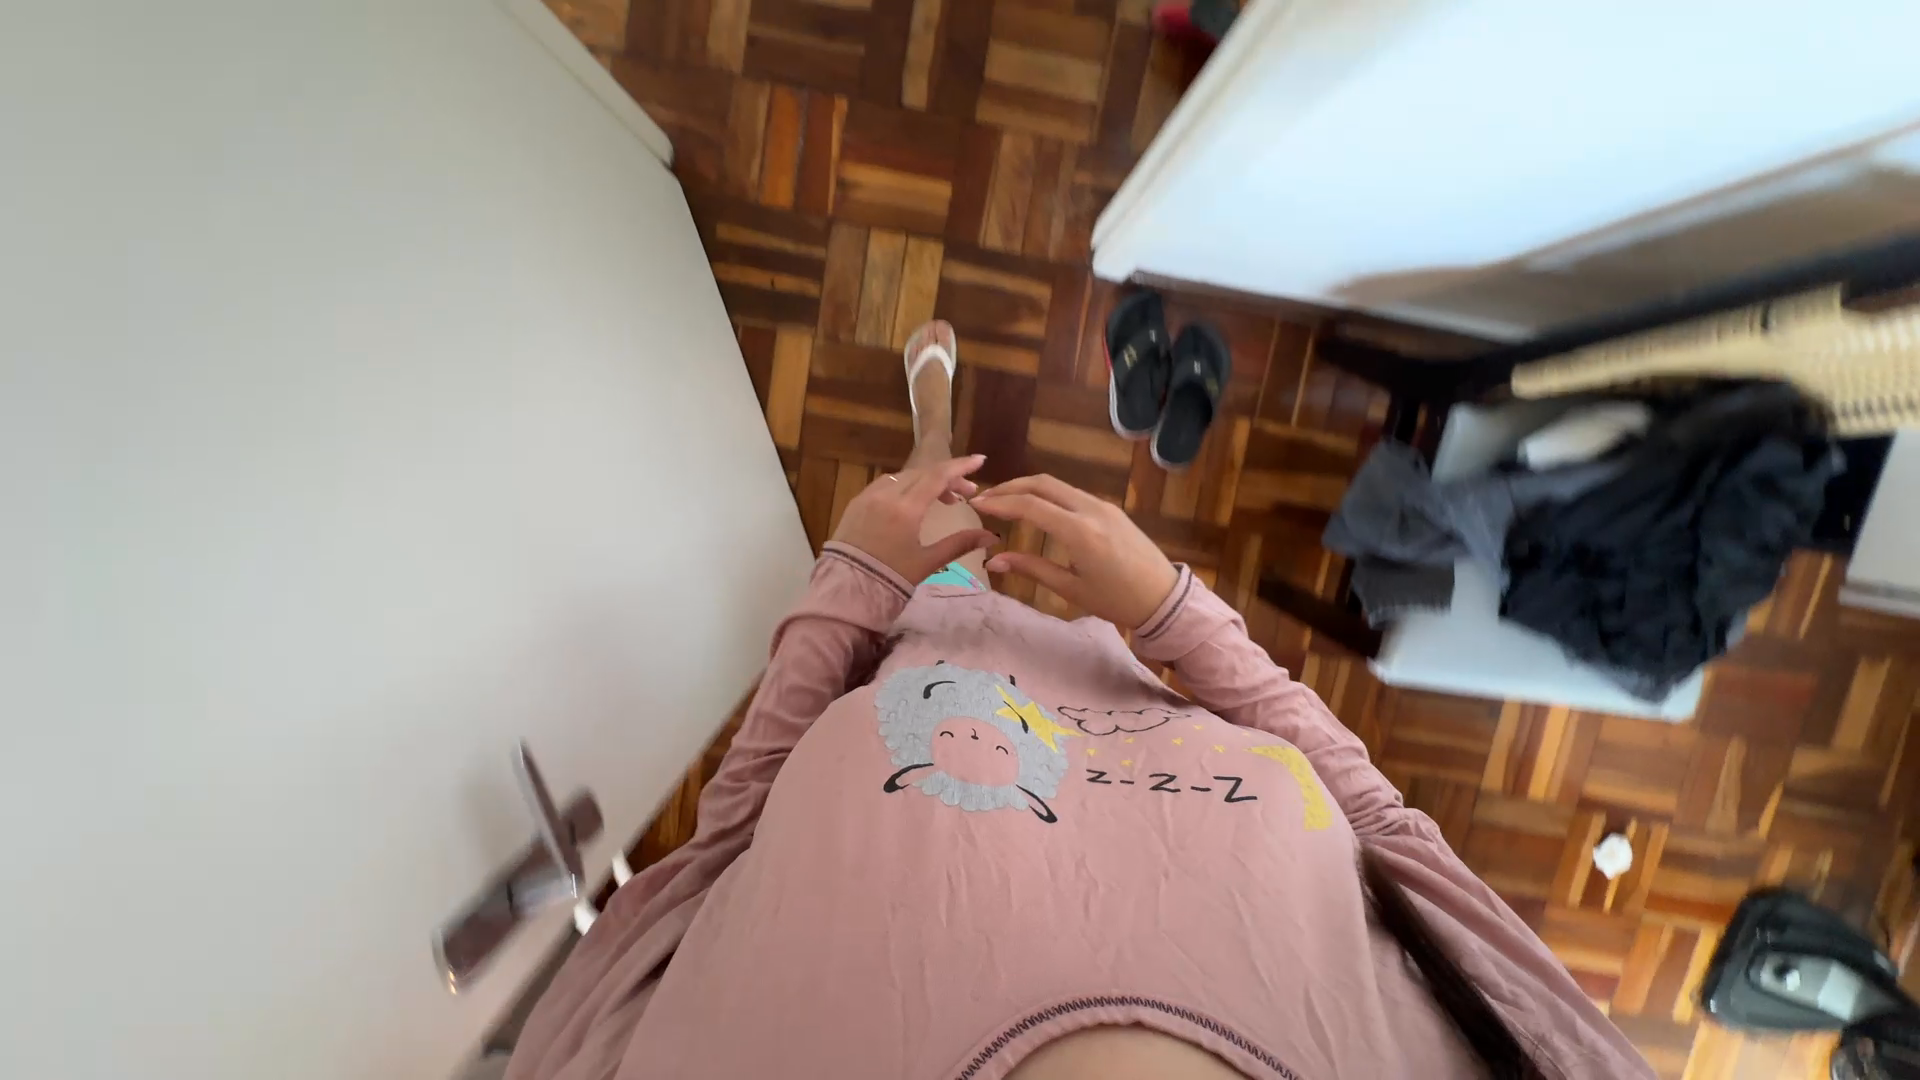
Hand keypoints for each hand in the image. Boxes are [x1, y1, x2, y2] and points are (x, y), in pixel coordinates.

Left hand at [831, 455, 998, 582]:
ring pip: (903, 477)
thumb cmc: (890, 578)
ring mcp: (867, 497)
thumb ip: (959, 544)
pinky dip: (905, 486)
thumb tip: (991, 536)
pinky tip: (913, 502)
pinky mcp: (855, 504)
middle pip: (922, 474)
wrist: (846, 592)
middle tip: (966, 494)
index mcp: (905, 508)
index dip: (961, 466)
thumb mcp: (927, 562)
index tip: (980, 460)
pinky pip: (885, 484)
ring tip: (942, 500)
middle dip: (947, 478)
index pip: (938, 476)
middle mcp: (885, 495)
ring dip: (925, 481)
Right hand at [970, 474, 1178, 628]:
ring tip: (1005, 501)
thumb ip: (1031, 569)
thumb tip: (993, 561)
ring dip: (1028, 489)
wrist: (1164, 598)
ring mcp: (1103, 506)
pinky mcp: (1110, 509)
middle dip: (1010, 487)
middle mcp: (1091, 509)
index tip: (975, 505)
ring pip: (1057, 485)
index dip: (999, 503)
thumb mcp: (1070, 588)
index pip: (1030, 506)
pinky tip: (1035, 508)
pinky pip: (1072, 493)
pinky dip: (1047, 495)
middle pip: (1042, 484)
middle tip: (986, 498)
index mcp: (1079, 531)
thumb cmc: (1117, 600)